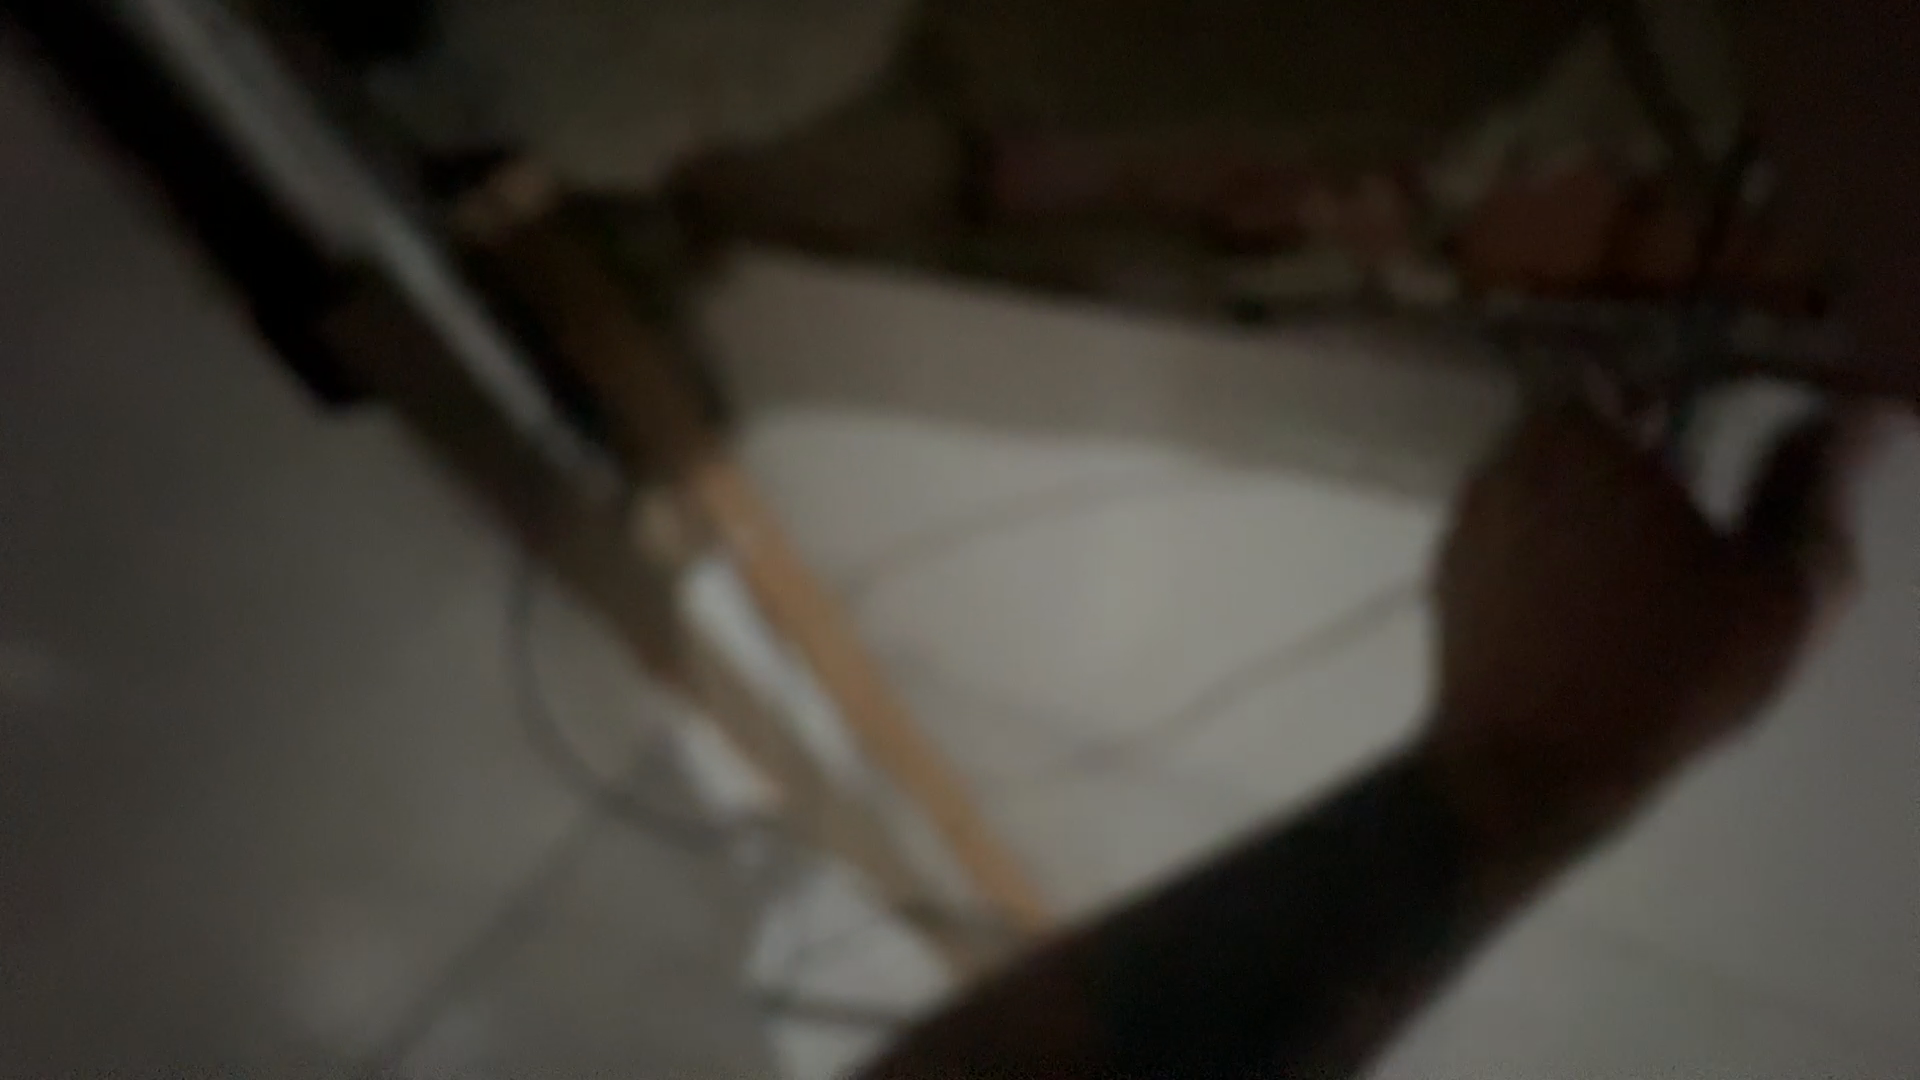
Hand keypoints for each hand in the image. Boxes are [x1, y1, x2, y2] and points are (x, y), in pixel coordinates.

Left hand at [1424, 401, 1878, 854]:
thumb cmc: (1666, 668)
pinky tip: (1574, 572)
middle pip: (1550, 422)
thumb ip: (1808, 486)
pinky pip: (1493, 519)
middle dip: (1610, 432)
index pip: (1596, 375)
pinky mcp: (1443, 567)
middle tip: (1673, 470)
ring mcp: (1462, 522)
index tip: (1688, 412)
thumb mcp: (1777, 581)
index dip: (1644, 386)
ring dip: (1569, 479)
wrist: (1530, 752)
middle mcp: (1502, 474)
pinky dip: (1532, 523)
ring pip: (1517, 470)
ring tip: (1632, 528)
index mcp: (1578, 453)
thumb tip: (1848, 413)